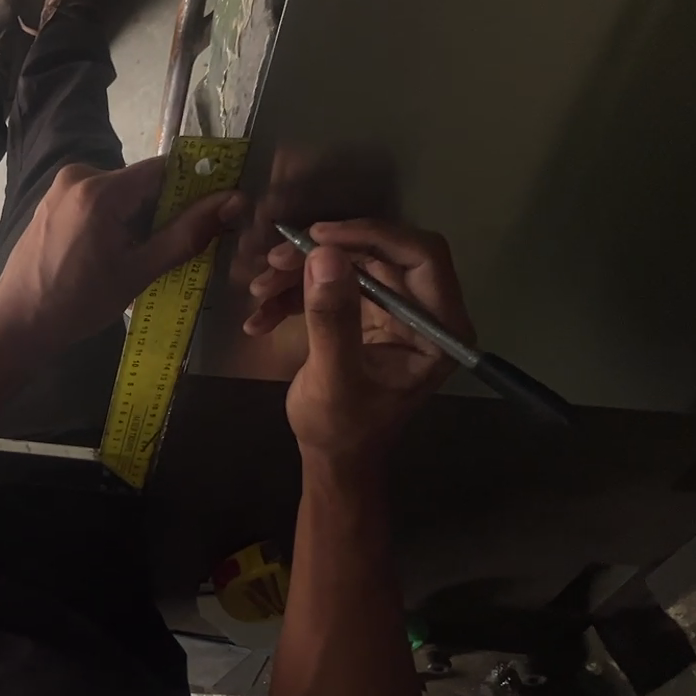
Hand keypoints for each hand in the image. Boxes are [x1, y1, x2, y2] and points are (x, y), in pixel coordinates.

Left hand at [0, 158, 245, 355]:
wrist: (17, 321)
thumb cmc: (77, 303)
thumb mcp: (138, 271)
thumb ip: (187, 234)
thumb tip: (234, 202)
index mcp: (101, 189)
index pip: (167, 170)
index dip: (196, 189)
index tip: (215, 214)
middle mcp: (79, 174)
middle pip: (143, 182)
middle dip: (165, 210)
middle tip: (173, 249)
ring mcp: (61, 187)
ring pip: (122, 193)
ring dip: (139, 219)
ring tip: (138, 257)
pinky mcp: (53, 201)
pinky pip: (98, 201)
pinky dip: (115, 221)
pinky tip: (111, 254)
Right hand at [249, 220, 472, 469]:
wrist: (331, 458)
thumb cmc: (341, 429)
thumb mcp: (333, 377)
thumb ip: (332, 319)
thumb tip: (324, 256)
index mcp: (436, 328)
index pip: (420, 257)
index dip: (372, 236)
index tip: (318, 236)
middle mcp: (421, 313)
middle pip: (376, 257)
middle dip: (321, 257)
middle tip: (274, 262)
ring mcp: (391, 314)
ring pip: (346, 269)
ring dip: (298, 276)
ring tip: (258, 292)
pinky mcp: (363, 318)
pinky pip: (329, 290)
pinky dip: (292, 298)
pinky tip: (259, 317)